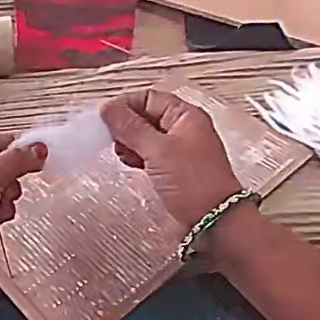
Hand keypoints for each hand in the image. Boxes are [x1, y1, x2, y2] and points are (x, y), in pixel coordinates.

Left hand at [0, 134, 46, 278]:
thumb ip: (15, 159)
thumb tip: (36, 148)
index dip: (9, 144)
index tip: (32, 147)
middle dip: (9, 174)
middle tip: (16, 175)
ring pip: (1, 188)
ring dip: (7, 194)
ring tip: (0, 200)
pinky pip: (0, 207)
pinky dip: (3, 210)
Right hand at [100, 90, 242, 228]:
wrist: (213, 220)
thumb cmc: (192, 182)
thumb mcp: (158, 150)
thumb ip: (131, 128)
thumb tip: (108, 109)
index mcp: (185, 116)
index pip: (149, 98)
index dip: (126, 105)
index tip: (105, 119)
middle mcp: (182, 129)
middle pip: (145, 117)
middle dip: (125, 127)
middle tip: (112, 140)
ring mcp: (178, 150)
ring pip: (145, 137)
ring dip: (129, 143)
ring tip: (122, 155)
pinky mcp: (172, 169)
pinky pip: (149, 155)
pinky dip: (136, 157)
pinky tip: (130, 164)